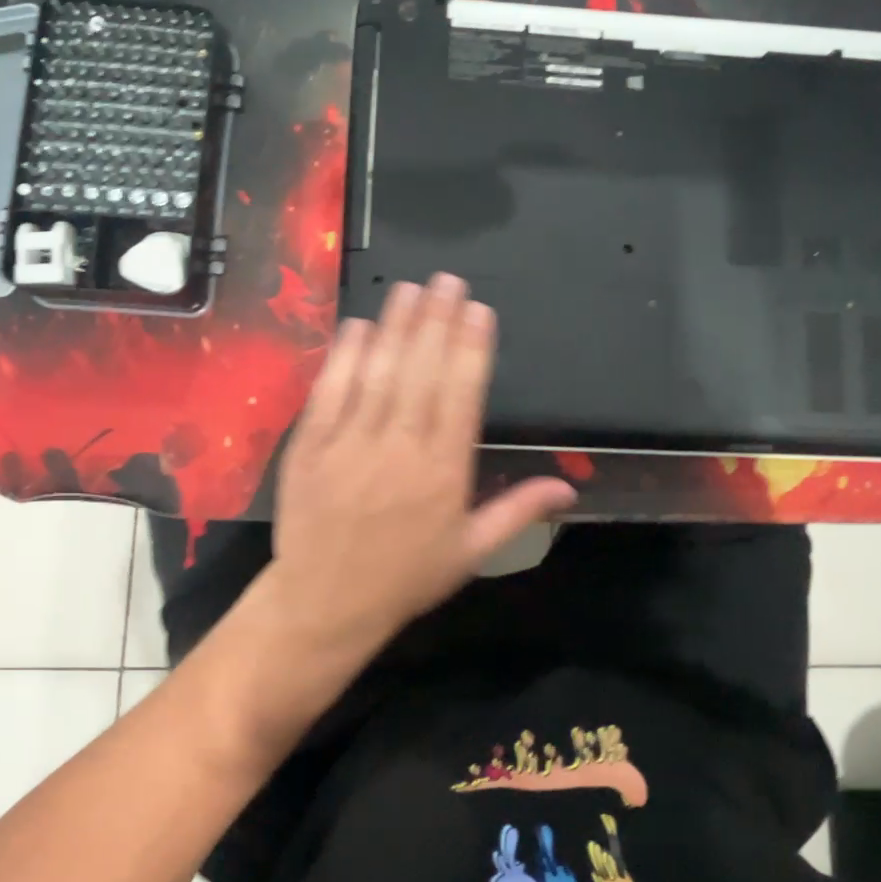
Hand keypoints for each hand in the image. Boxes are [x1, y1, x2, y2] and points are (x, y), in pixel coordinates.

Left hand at [269, 273, 576, 647]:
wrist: (326, 601)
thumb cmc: (406, 577)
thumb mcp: (471, 551)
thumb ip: (518, 511)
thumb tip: (570, 488)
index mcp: (442, 471)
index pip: (461, 394)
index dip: (471, 347)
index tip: (478, 309)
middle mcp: (399, 447)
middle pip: (421, 370)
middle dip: (436, 320)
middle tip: (446, 279)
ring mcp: (350, 442)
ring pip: (378, 372)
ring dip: (396, 326)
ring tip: (410, 289)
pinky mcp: (311, 444)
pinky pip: (330, 391)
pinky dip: (345, 356)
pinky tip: (359, 326)